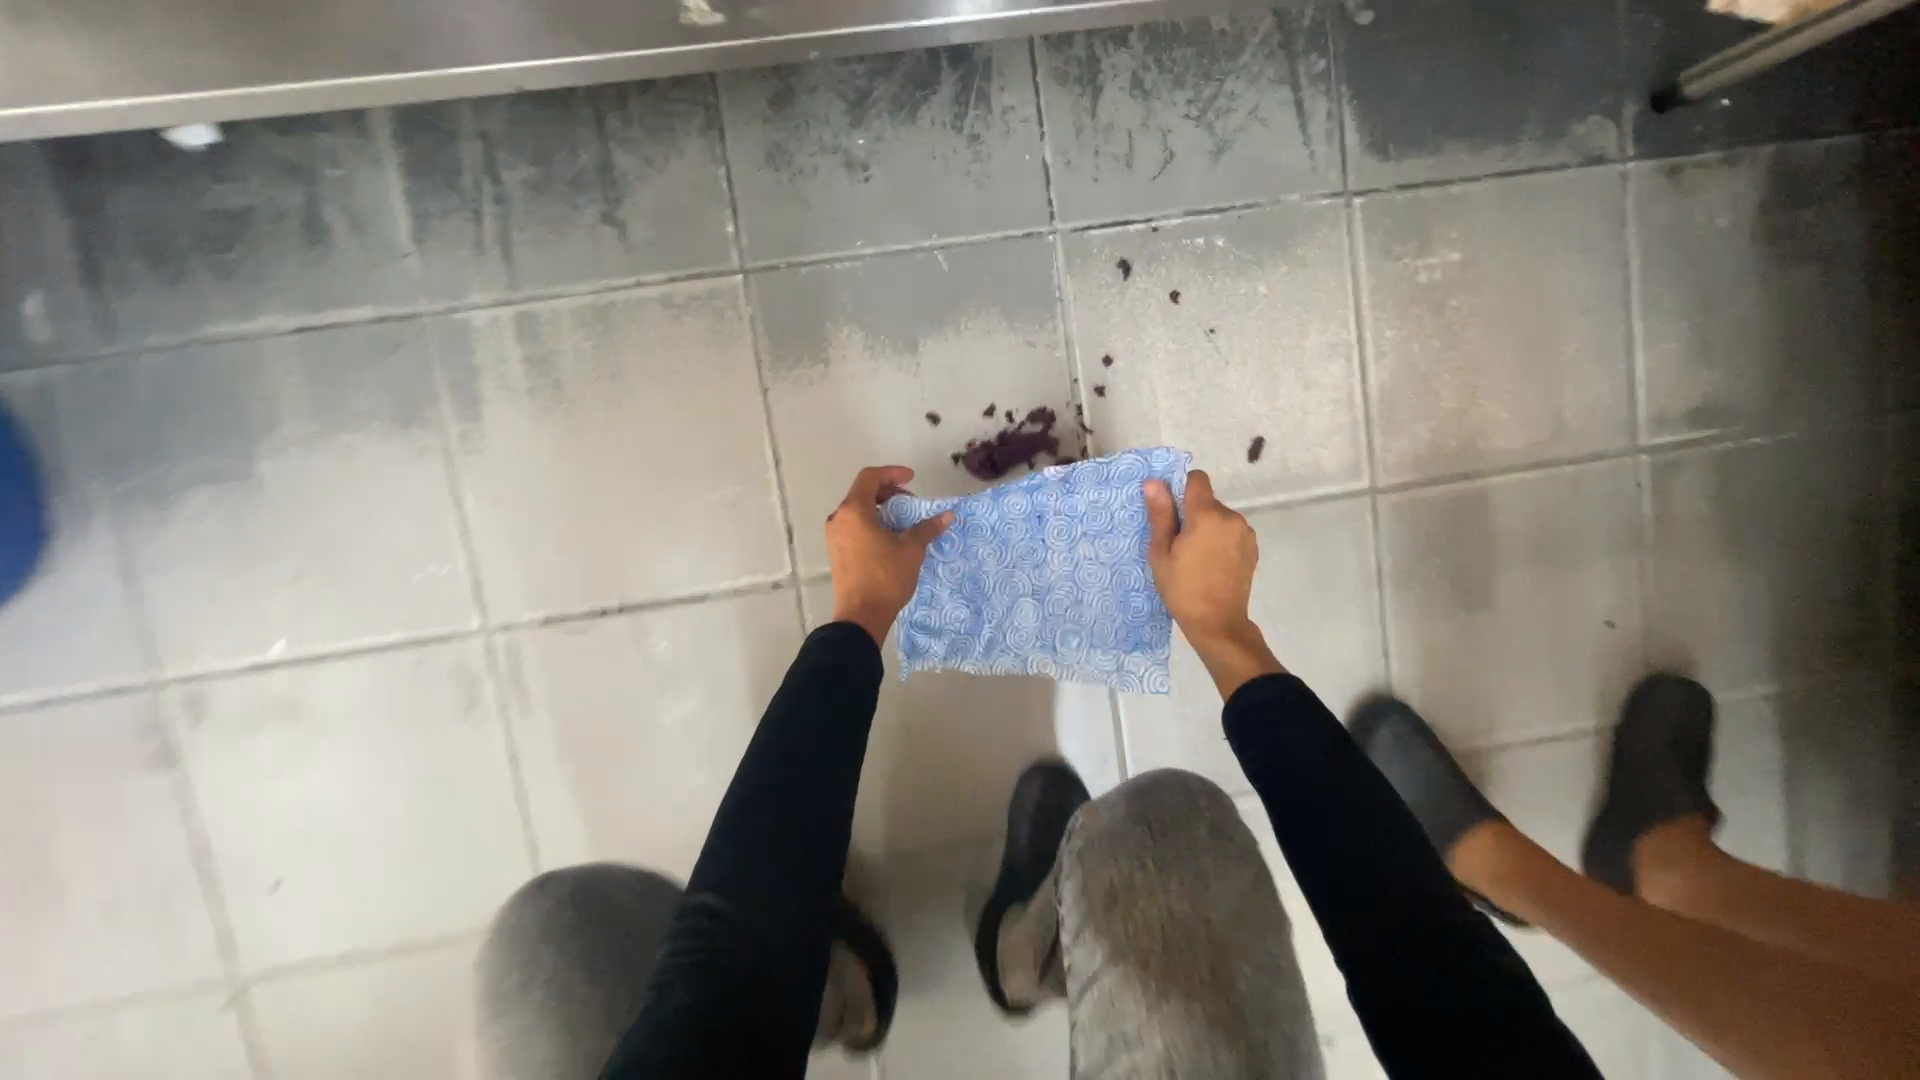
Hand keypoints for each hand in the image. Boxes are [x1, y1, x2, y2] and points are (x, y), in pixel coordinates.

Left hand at [827, 466, 954, 645]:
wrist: (861, 616)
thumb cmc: (885, 577)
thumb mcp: (911, 549)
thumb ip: (927, 528)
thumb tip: (947, 515)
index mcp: (853, 511)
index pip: (870, 477)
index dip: (892, 473)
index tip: (912, 480)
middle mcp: (839, 519)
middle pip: (862, 493)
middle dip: (889, 492)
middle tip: (911, 503)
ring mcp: (835, 537)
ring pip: (858, 511)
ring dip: (882, 509)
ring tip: (904, 521)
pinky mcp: (837, 552)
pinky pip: (854, 526)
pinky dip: (873, 523)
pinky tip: (891, 538)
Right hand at [1144, 470, 1283, 696]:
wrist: (1218, 622)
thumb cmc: (1182, 588)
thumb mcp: (1161, 553)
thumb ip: (1160, 515)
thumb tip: (1154, 483)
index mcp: (1206, 515)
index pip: (1196, 479)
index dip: (1181, 488)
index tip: (1170, 511)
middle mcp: (1230, 516)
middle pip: (1207, 501)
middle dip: (1192, 514)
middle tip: (1178, 545)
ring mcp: (1245, 532)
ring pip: (1219, 517)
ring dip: (1207, 527)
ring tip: (1195, 558)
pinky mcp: (1252, 547)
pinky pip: (1231, 532)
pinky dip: (1220, 540)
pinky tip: (1212, 564)